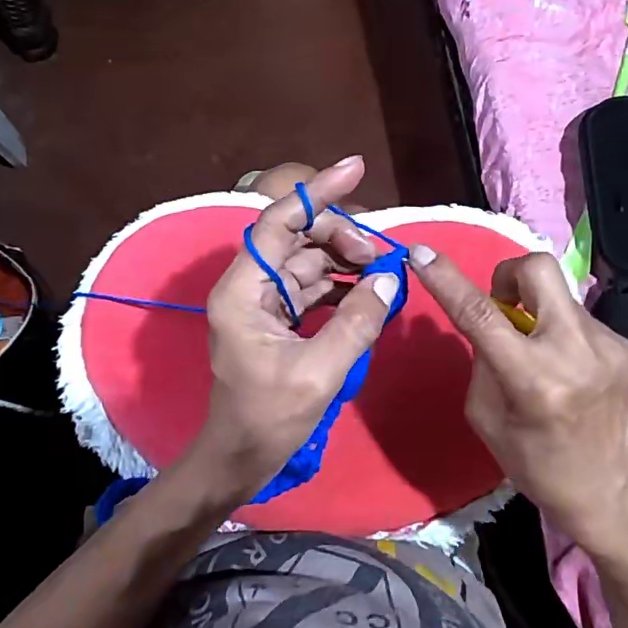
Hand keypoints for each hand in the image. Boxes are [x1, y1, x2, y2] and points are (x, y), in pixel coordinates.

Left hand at [185, 156, 398, 504]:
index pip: (278, 223)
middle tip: (379, 258)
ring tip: (380, 273)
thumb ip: (356, 323)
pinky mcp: (277, 319)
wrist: (239, 459)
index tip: (356, 169)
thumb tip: (388, 278)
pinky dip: (341, 285)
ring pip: (307, 261)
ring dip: (344, 261)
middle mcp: (248, 287)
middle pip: (296, 238)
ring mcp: (262, 303)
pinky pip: (312, 287)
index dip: (318, 193)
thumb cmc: (268, 419)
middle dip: (339, 236)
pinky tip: (367, 293)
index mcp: (242, 292)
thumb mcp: (318, 373)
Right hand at [411, 246, 627, 556]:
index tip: (421, 254)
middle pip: (539, 269)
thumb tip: (489, 313)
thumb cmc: (530, 458)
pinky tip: (568, 366)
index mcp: (533, 379)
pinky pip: (580, 316)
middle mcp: (576, 353)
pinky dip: (562, 331)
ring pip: (559, 295)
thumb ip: (483, 356)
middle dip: (510, 274)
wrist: (601, 486)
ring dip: (539, 312)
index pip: (481, 314)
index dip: (447, 279)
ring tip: (541, 352)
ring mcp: (610, 346)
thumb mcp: (484, 414)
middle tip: (503, 306)